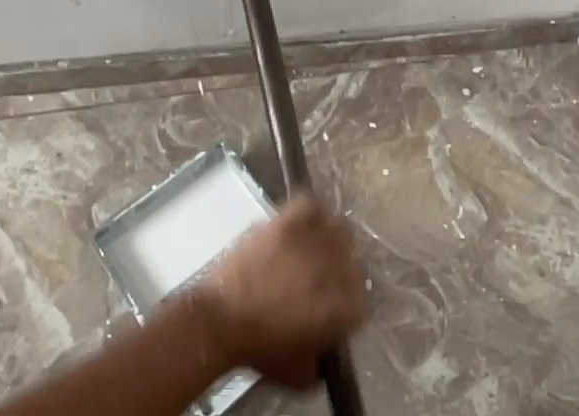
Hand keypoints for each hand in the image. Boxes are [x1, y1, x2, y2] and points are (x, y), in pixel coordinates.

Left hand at [190, 194, 365, 387]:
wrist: (217, 321)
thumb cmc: (257, 349)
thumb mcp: (298, 373)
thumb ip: (322, 361)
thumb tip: (326, 351)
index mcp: (342, 308)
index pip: (361, 298)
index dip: (347, 302)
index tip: (333, 305)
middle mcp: (334, 270)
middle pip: (352, 262)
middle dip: (340, 272)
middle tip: (320, 278)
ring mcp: (310, 243)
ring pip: (338, 230)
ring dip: (330, 240)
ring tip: (314, 248)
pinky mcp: (286, 223)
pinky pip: (310, 206)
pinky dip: (310, 213)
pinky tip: (301, 225)